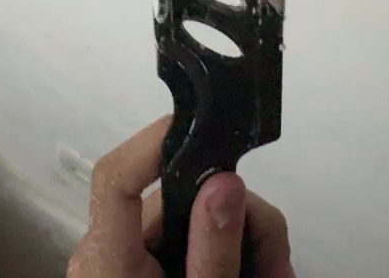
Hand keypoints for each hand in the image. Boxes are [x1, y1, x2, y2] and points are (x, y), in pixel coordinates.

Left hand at [67, 115, 296, 277]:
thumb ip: (213, 252)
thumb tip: (226, 181)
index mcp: (107, 261)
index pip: (114, 177)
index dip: (152, 141)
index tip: (205, 126)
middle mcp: (111, 250)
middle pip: (180, 193)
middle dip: (242, 217)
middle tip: (281, 263)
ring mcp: (130, 259)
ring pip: (196, 213)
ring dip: (247, 240)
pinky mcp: (150, 269)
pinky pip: (192, 240)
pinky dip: (231, 255)